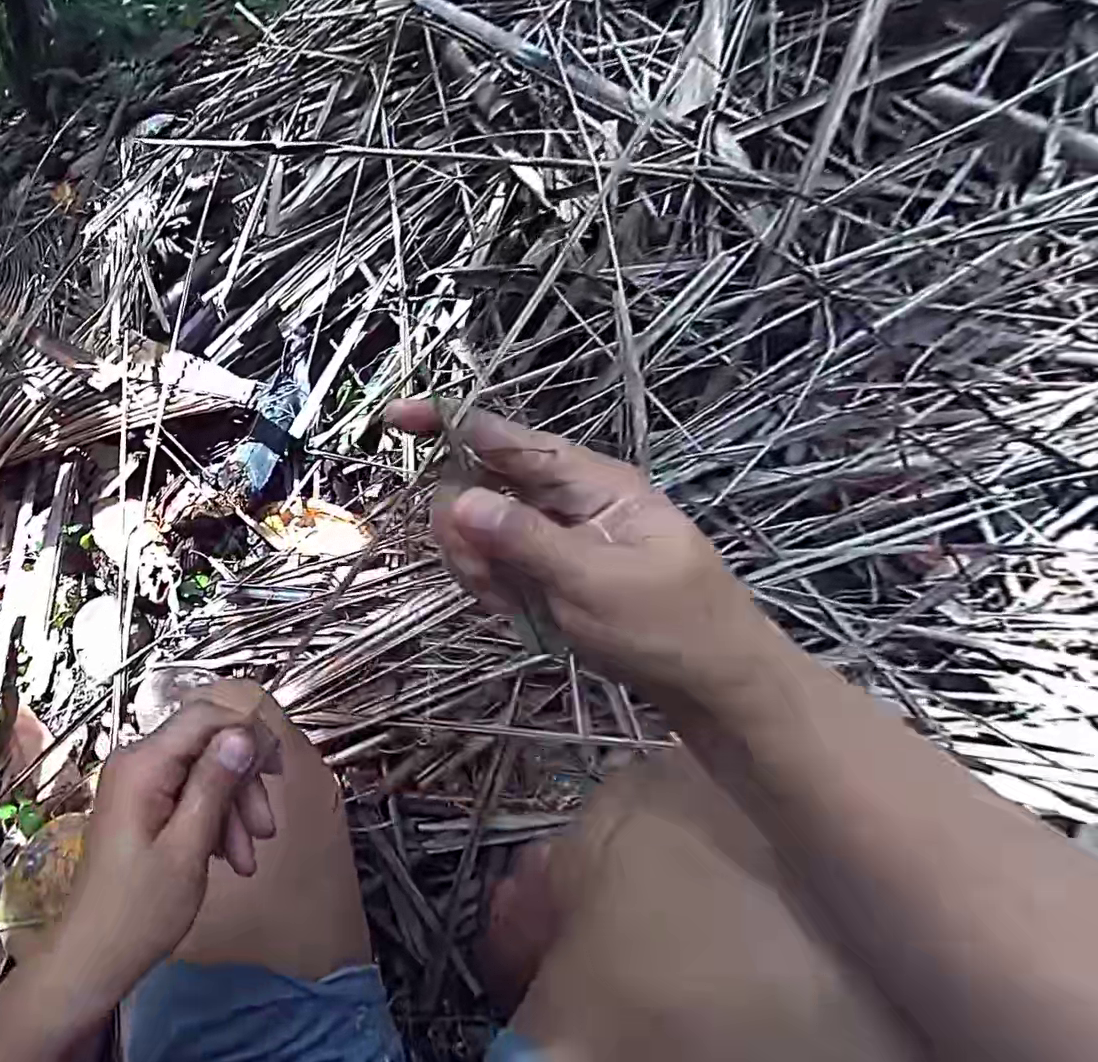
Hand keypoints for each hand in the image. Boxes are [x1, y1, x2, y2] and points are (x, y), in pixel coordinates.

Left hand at [44, 698, 278, 1007]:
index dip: (245, 730)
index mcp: (142, 763)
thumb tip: (242, 733)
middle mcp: (136, 761)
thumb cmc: (140, 909)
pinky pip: (186, 793)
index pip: (202, 717)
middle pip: (204, 745)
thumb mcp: (188, 847)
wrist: (95, 955)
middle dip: (241, 783)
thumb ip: (214, 784)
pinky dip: (212, 819)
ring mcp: (137, 781)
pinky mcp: (141, 801)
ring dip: (231, 809)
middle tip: (265, 828)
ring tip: (247, 859)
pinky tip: (227, 857)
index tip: (276, 764)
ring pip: (200, 772)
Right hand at [386, 401, 795, 708]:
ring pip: (470, 528)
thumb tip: (458, 500)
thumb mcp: (598, 581)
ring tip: (507, 599)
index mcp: (588, 482)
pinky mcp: (531, 562)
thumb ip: (525, 538)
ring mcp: (542, 531)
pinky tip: (514, 606)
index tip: (395, 418)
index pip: (505, 439)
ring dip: (473, 563)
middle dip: (462, 530)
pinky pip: (482, 560)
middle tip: (481, 574)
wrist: (708, 685)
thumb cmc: (671, 626)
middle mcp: (558, 497)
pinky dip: (485, 583)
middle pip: (473, 486)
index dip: (447, 423)